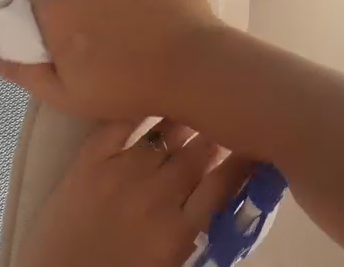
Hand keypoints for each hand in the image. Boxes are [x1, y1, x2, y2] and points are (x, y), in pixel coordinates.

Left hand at [20, 119, 253, 266]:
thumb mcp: (169, 265)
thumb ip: (199, 231)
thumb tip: (223, 191)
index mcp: (179, 233)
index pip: (226, 181)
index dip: (245, 156)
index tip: (255, 140)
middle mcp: (157, 197)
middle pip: (201, 148)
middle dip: (217, 132)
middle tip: (224, 120)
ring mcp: (121, 174)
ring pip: (168, 130)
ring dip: (185, 117)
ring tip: (194, 102)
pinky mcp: (89, 161)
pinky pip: (122, 120)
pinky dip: (141, 106)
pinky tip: (152, 93)